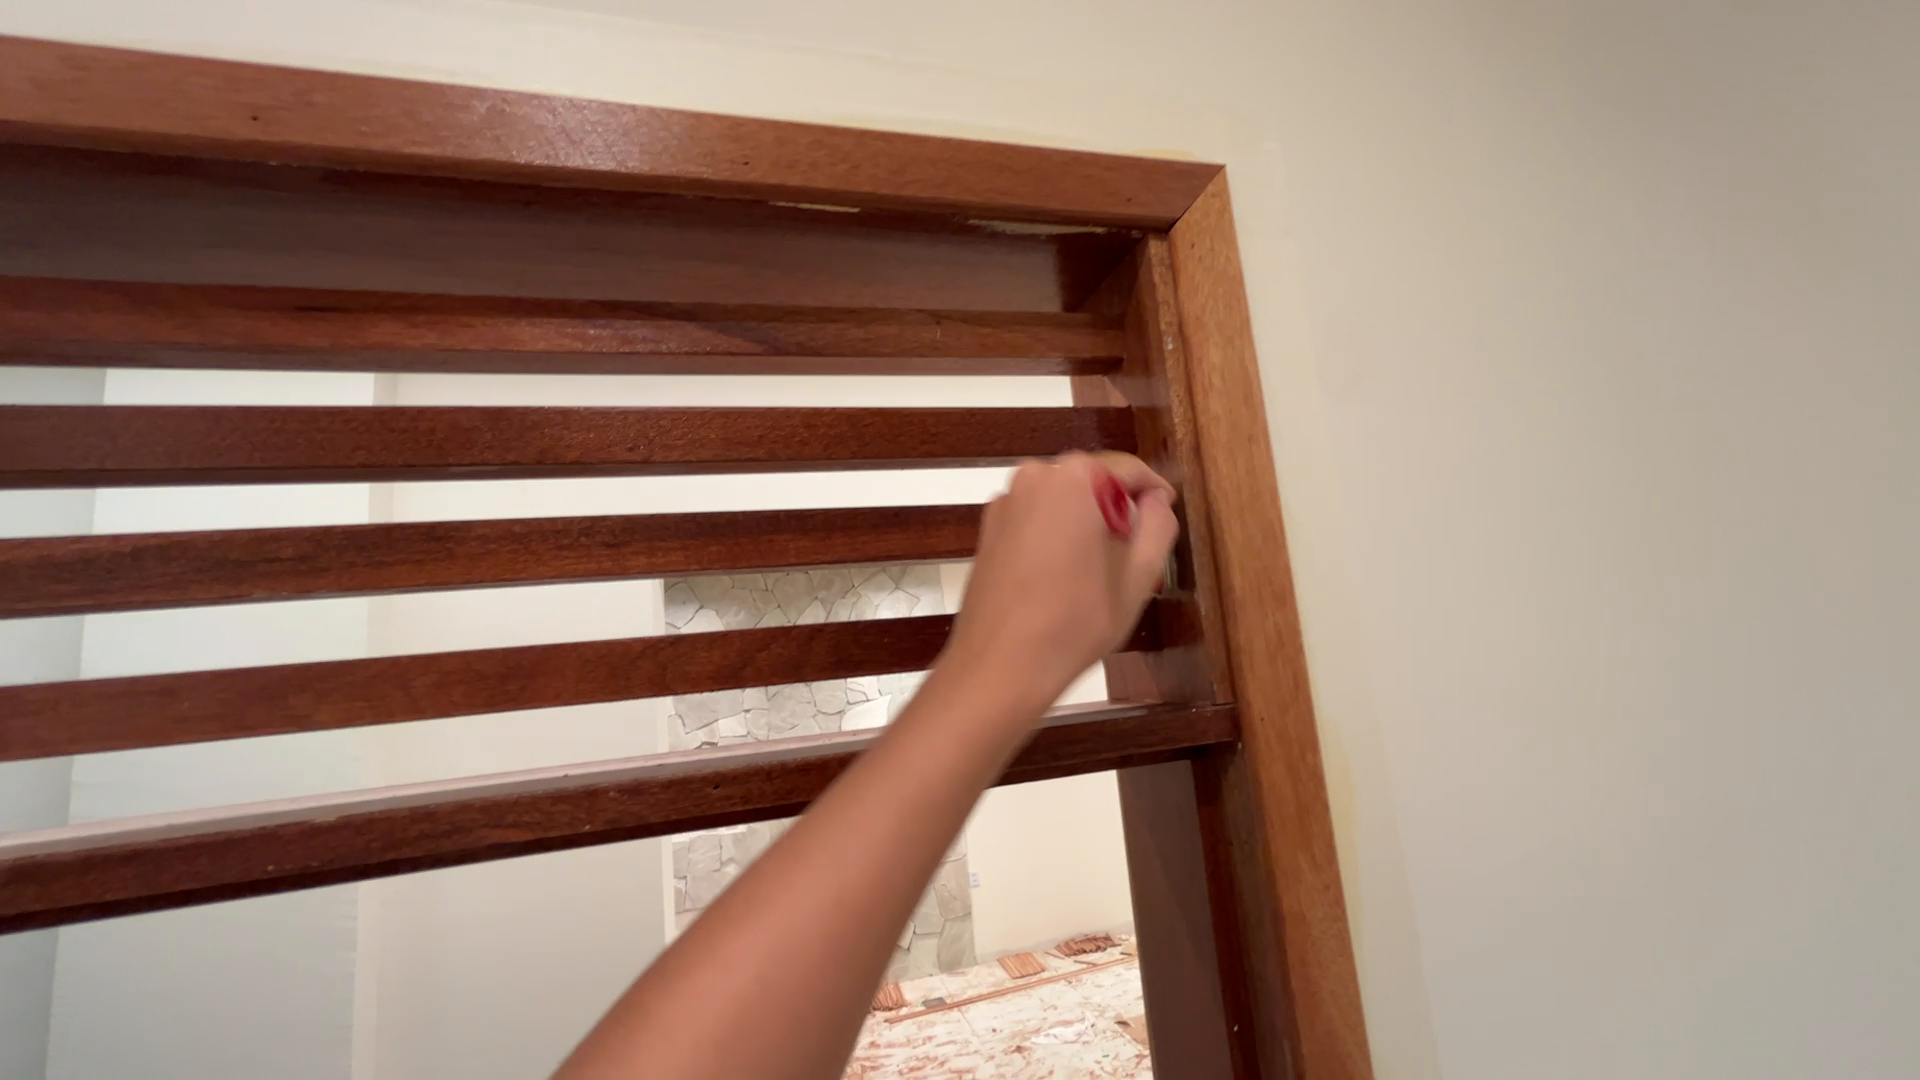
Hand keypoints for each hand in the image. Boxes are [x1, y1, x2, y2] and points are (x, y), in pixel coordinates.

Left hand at [942, 451, 1178, 714]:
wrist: (1000, 665)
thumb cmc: (1074, 621)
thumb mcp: (1139, 575)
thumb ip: (1158, 525)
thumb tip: (1157, 500)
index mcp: (1072, 478)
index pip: (1127, 469)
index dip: (1153, 490)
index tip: (1167, 510)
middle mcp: (1032, 477)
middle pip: (1091, 482)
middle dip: (1117, 509)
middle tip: (1139, 550)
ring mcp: (1004, 503)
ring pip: (1061, 502)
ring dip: (1086, 524)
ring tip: (1105, 570)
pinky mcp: (988, 530)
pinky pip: (1035, 520)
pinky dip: (1056, 536)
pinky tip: (1067, 578)